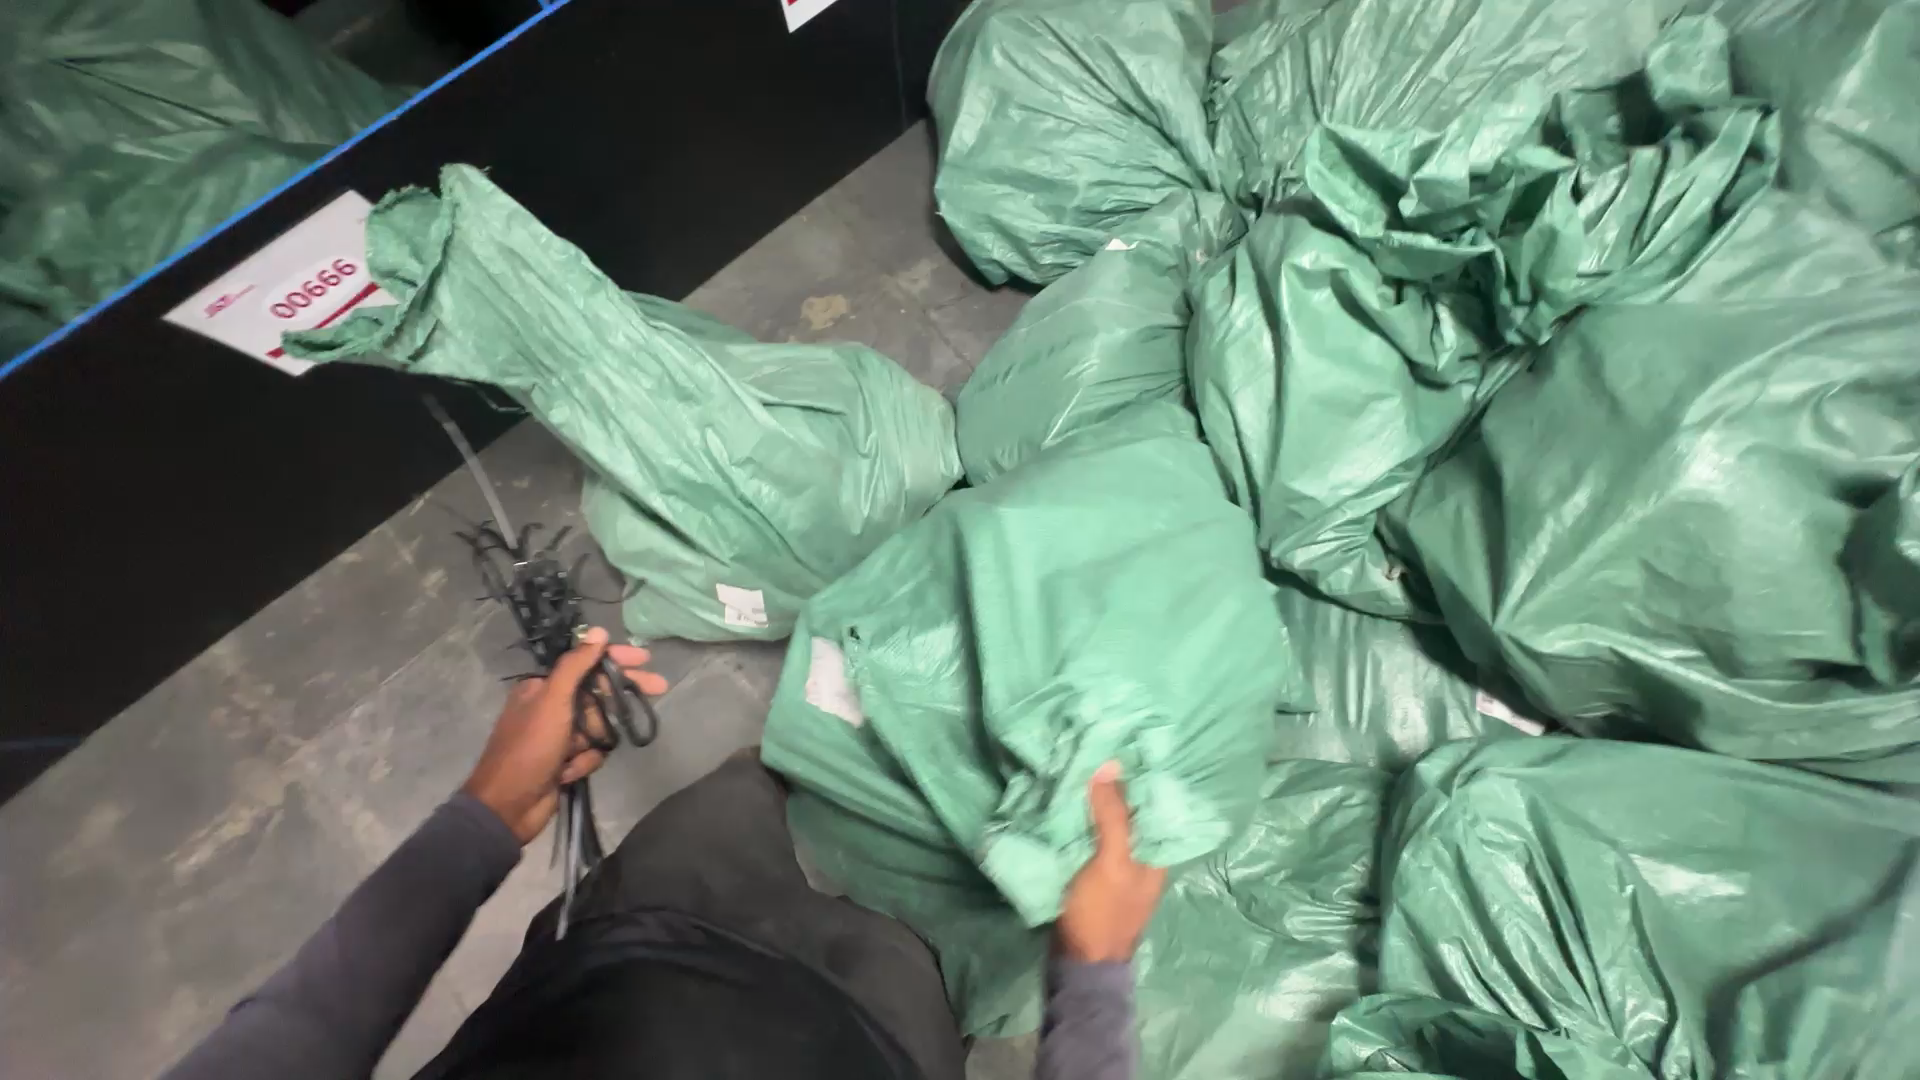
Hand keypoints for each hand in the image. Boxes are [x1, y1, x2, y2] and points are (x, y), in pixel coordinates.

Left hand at [460, 627, 669, 843]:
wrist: (507, 807)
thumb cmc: (529, 748)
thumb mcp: (553, 701)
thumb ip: (576, 666)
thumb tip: (598, 632)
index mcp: (541, 688)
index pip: (587, 665)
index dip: (617, 660)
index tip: (645, 661)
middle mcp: (550, 707)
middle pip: (598, 695)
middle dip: (618, 701)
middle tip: (659, 688)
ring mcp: (558, 736)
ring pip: (599, 726)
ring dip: (593, 740)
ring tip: (576, 753)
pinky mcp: (565, 760)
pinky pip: (592, 751)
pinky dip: (585, 761)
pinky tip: (569, 772)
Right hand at [1056, 762, 1166, 962]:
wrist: (1077, 964)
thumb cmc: (1103, 912)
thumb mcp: (1111, 861)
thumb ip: (1113, 816)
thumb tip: (1109, 765)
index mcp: (1157, 853)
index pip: (1155, 802)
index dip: (1141, 773)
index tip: (1122, 741)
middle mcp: (1142, 855)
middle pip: (1131, 809)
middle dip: (1114, 782)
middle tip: (1093, 745)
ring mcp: (1117, 864)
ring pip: (1109, 820)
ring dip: (1095, 799)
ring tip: (1077, 763)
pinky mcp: (1093, 870)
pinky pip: (1091, 834)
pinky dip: (1082, 817)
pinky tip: (1066, 799)